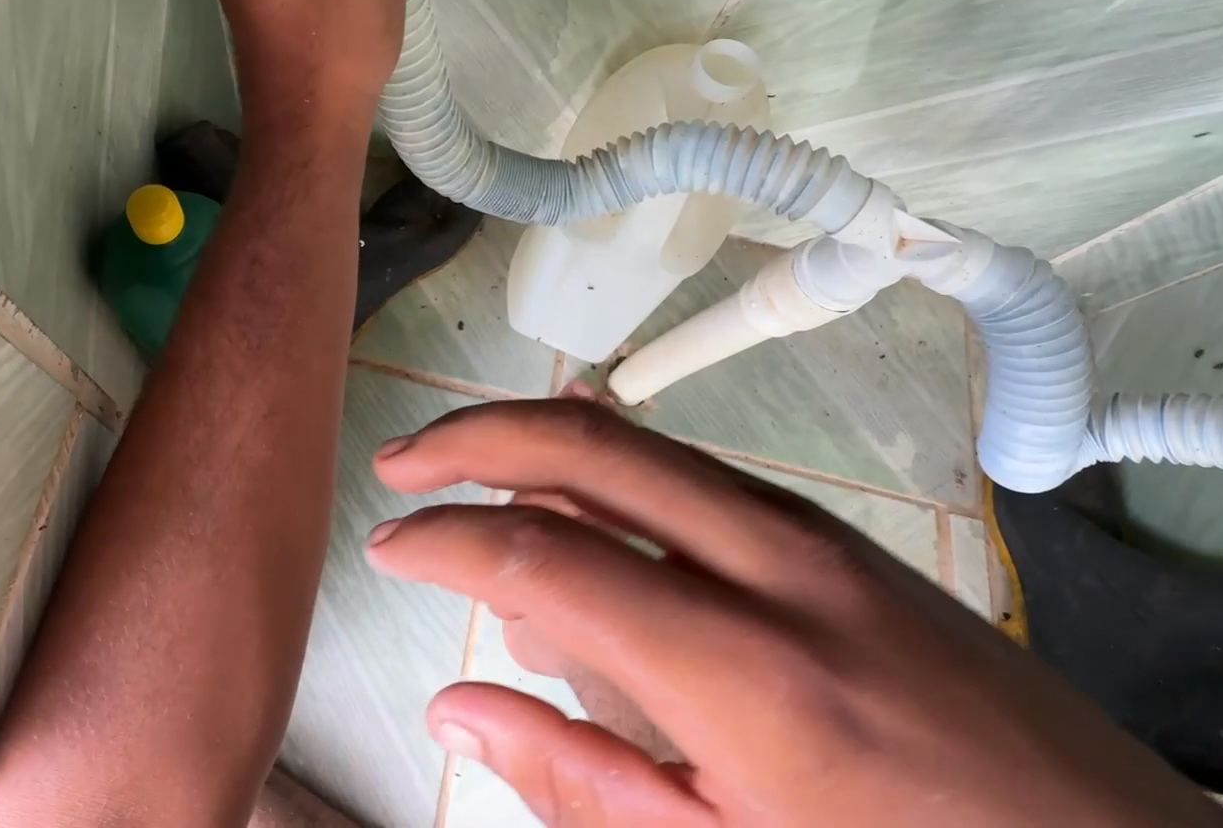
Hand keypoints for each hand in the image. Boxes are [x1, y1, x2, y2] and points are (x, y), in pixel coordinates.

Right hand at [363, 397, 1222, 826]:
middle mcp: (776, 562)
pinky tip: (574, 484)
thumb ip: (578, 784)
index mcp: (747, 669)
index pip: (547, 557)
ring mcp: (813, 534)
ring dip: (534, 447)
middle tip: (402, 459)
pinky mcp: (834, 536)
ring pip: (638, 445)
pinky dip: (606, 466)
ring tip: (466, 493)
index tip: (388, 542)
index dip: (446, 540)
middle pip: (588, 447)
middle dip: (474, 437)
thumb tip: (456, 704)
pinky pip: (688, 473)